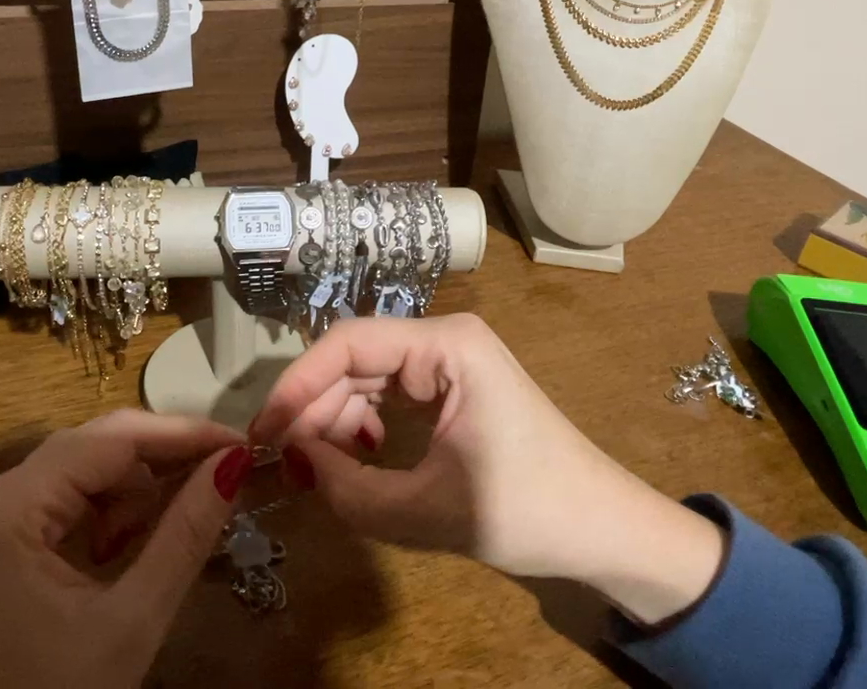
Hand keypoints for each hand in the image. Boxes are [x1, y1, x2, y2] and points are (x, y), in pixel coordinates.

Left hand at [0, 410, 253, 688]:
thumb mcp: (128, 623)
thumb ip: (184, 536)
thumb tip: (233, 464)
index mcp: (8, 508)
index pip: (111, 439)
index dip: (182, 434)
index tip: (241, 442)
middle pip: (90, 448)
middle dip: (159, 460)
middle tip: (222, 472)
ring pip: (76, 475)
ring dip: (130, 492)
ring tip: (166, 530)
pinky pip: (57, 507)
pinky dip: (101, 517)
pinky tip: (123, 549)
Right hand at [248, 314, 725, 623]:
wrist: (603, 529)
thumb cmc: (527, 511)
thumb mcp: (427, 510)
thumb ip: (349, 488)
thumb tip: (294, 459)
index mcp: (449, 345)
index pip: (350, 342)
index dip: (299, 384)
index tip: (263, 431)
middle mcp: (447, 338)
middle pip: (356, 358)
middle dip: (316, 407)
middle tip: (282, 460)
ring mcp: (452, 360)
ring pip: (369, 375)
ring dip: (338, 418)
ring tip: (319, 467)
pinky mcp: (454, 385)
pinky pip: (392, 392)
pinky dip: (365, 423)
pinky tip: (359, 456)